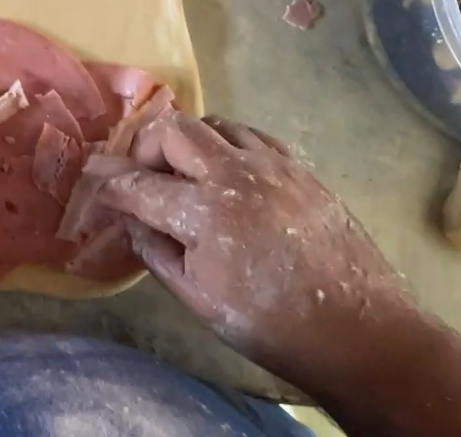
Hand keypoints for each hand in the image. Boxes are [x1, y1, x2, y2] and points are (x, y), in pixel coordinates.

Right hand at [101, 113, 421, 388]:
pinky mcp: (299, 169)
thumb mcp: (198, 300)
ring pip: (210, 123)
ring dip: (185, 142)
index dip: (108, 183)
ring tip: (183, 172)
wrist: (368, 337)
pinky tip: (226, 172)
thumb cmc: (274, 327)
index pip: (137, 184)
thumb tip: (128, 217)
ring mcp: (271, 167)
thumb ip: (154, 250)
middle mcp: (234, 176)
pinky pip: (249, 135)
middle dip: (143, 147)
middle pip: (169, 130)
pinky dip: (225, 144)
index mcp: (205, 215)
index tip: (92, 181)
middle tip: (140, 173)